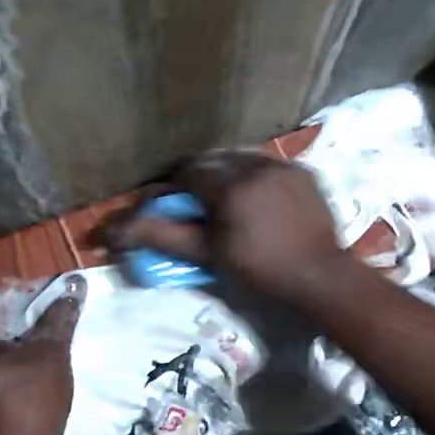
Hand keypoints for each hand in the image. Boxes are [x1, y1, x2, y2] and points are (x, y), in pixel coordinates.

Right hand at [112, 152, 352, 302]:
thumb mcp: (208, 253)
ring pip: (245, 158)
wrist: (318, 276)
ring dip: (231, 173)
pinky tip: (262, 198)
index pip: (190, 171)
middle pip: (217, 160)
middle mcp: (256, 166)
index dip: (178, 186)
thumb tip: (116, 231)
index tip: (177, 204)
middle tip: (202, 202)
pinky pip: (272, 166)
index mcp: (229, 185)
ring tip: (232, 199)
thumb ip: (164, 236)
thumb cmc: (259, 270)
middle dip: (204, 176)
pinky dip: (260, 176)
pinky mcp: (305, 172)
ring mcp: (284, 166)